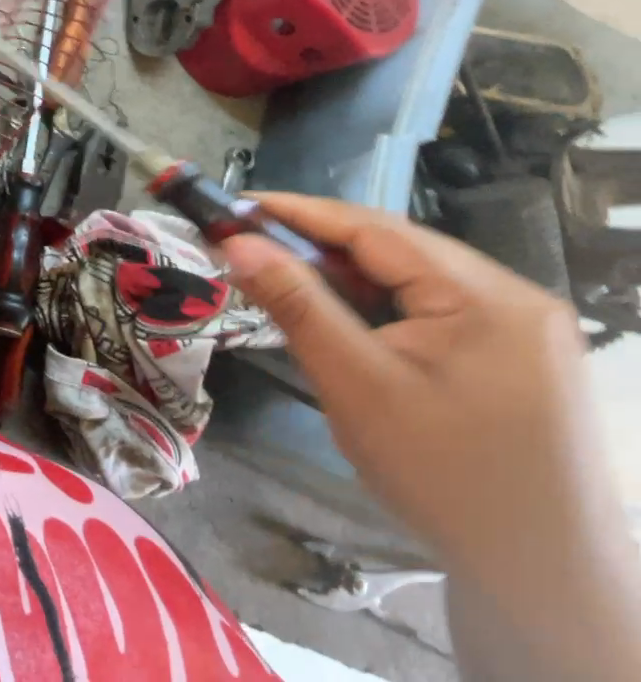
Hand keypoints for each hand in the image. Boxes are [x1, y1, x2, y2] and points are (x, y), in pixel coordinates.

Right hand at [224, 195, 640, 675]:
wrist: (544, 573)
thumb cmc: (443, 470)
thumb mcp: (355, 383)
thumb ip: (297, 304)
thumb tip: (236, 242)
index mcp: (487, 297)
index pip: (377, 229)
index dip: (299, 212)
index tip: (234, 205)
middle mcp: (517, 300)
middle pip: (399, 251)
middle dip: (318, 244)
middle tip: (245, 245)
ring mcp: (526, 333)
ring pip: (415, 283)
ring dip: (346, 277)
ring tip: (282, 281)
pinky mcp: (521, 362)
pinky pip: (434, 313)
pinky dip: (378, 308)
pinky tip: (342, 322)